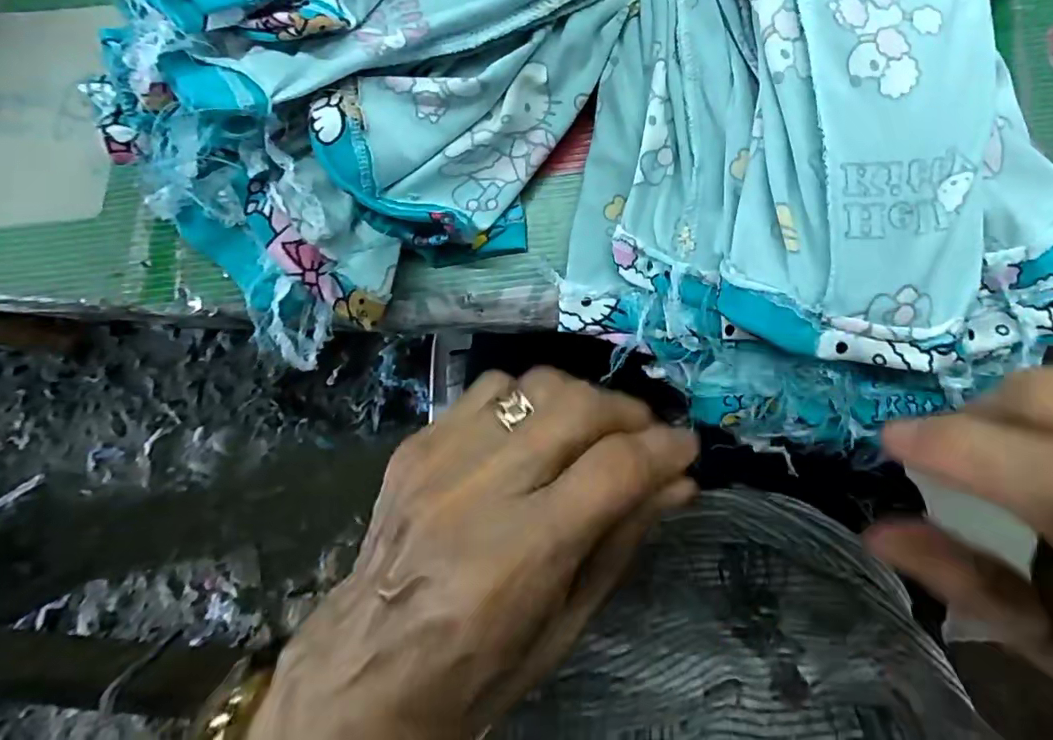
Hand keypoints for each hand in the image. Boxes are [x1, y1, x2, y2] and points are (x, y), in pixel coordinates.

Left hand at [253, 368, 698, 739]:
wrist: (367, 669)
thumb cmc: (479, 667)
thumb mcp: (565, 624)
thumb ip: (622, 540)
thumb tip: (677, 481)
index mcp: (520, 555)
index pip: (614, 470)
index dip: (664, 448)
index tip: (686, 446)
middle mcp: (478, 493)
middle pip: (575, 408)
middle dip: (627, 411)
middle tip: (645, 432)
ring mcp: (440, 459)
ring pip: (533, 384)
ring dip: (578, 399)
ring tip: (591, 428)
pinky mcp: (416, 444)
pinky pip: (489, 388)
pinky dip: (527, 398)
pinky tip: (532, 427)